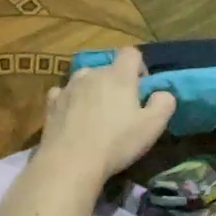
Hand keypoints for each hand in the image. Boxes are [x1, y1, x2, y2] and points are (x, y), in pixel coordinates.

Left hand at [37, 47, 175, 181]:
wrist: (71, 162)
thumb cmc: (116, 143)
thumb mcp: (152, 127)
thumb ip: (164, 103)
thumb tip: (163, 93)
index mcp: (119, 76)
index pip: (131, 53)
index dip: (139, 67)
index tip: (141, 88)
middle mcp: (92, 74)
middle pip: (108, 68)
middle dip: (116, 83)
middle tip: (121, 109)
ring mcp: (69, 87)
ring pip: (85, 79)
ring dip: (93, 90)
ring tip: (95, 114)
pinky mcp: (52, 103)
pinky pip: (64, 93)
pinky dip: (70, 100)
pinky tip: (73, 116)